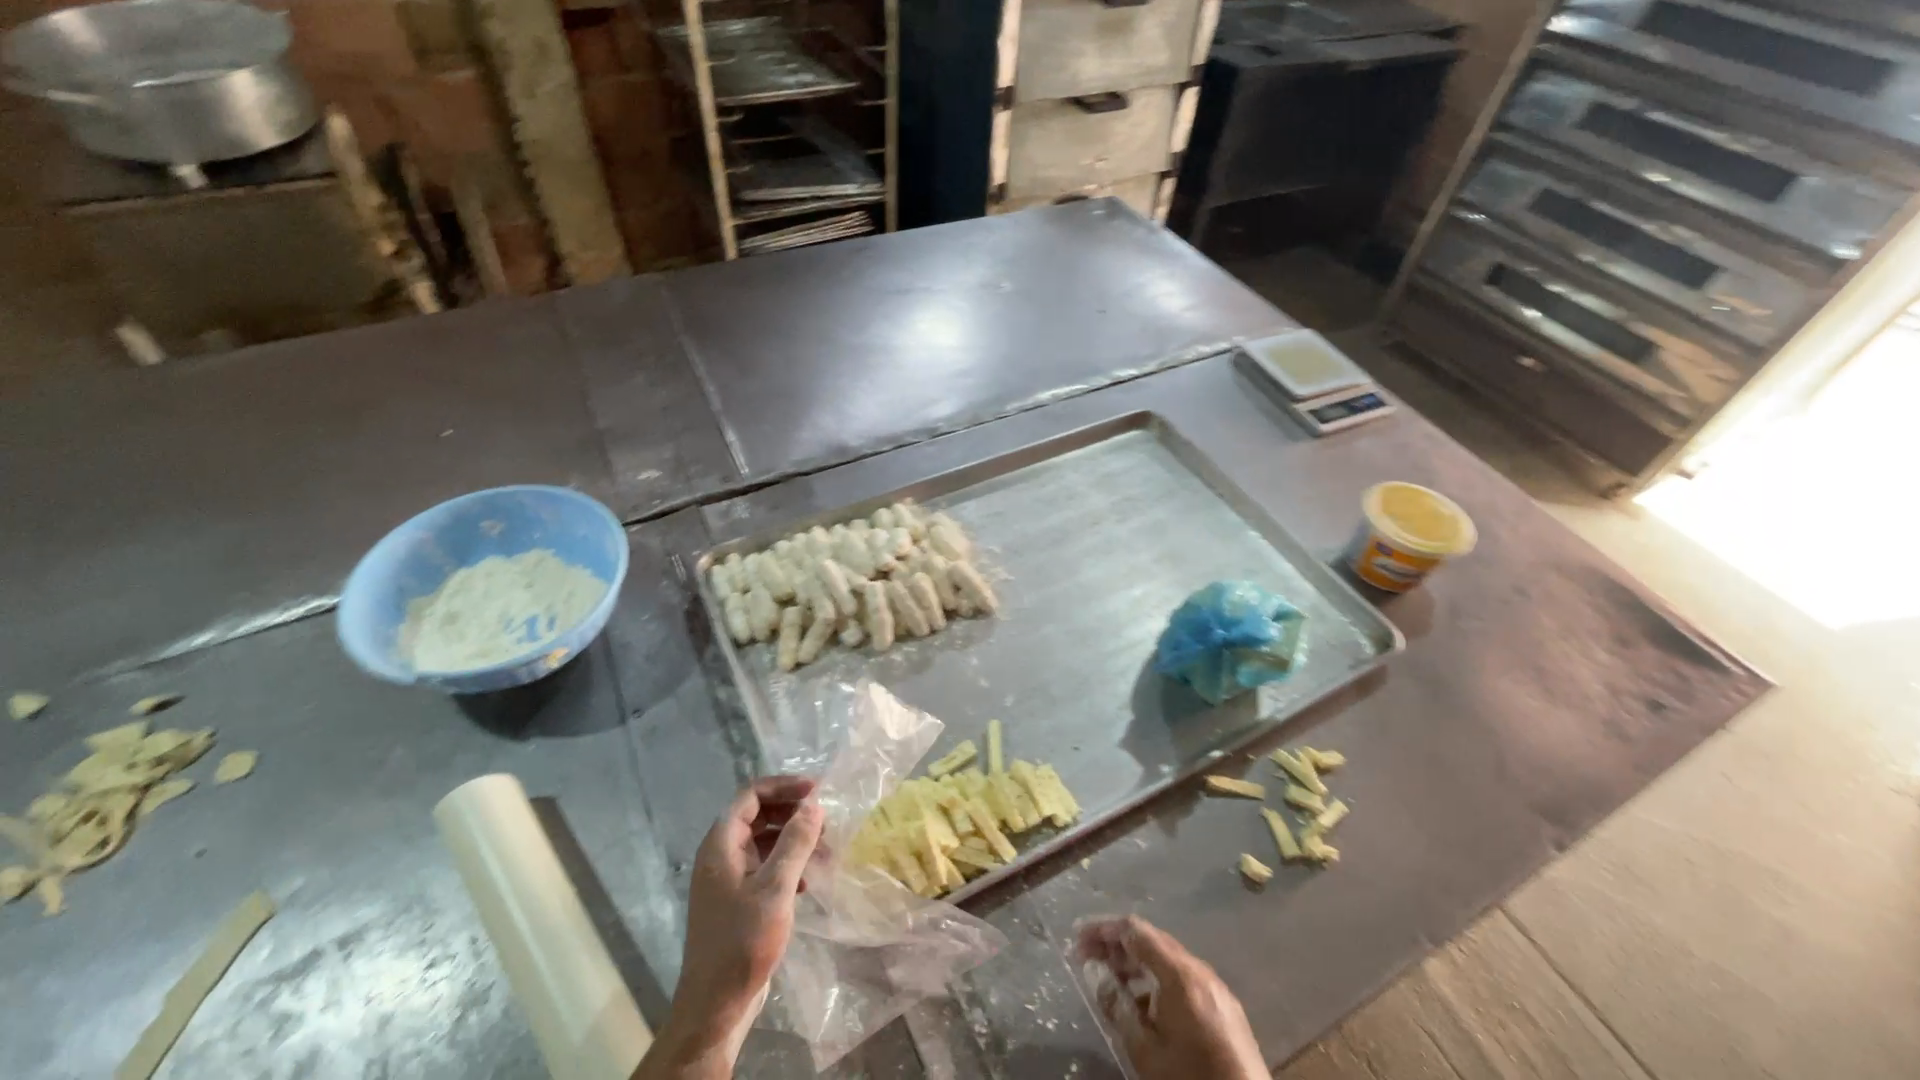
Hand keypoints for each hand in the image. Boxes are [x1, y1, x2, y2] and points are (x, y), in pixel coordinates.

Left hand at [638, 776, 823, 1079]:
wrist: (716, 1003)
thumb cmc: (743, 940)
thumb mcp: (775, 888)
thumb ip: (794, 842)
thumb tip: (814, 804)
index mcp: (721, 845)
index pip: (751, 796)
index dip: (784, 786)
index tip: (818, 790)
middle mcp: (720, 856)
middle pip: (757, 816)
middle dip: (792, 813)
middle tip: (827, 820)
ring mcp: (727, 880)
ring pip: (762, 843)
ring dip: (793, 840)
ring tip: (826, 850)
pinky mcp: (737, 901)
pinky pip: (764, 868)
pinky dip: (787, 865)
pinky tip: (808, 881)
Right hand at [1077, 916, 1266, 1079]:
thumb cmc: (1191, 1077)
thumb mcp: (1145, 1050)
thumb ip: (1117, 1007)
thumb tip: (1097, 974)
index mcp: (1179, 974)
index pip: (1135, 931)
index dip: (1103, 930)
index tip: (1078, 940)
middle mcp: (1198, 970)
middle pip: (1151, 939)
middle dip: (1116, 944)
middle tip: (1086, 958)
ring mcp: (1214, 986)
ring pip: (1167, 958)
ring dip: (1136, 962)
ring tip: (1110, 980)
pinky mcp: (1222, 1003)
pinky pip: (1182, 976)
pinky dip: (1156, 977)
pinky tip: (1142, 1003)